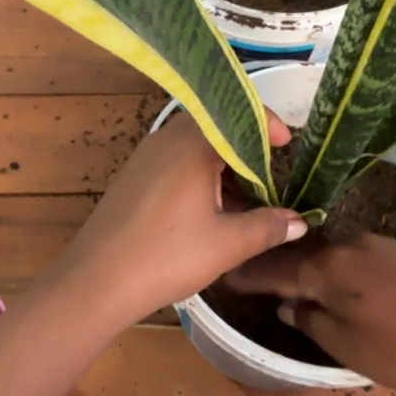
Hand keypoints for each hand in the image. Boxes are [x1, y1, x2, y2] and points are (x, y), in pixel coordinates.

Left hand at [46, 112, 305, 326]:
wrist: (97, 280)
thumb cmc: (166, 256)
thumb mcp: (227, 244)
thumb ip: (267, 227)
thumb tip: (299, 221)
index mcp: (192, 145)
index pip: (237, 114)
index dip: (268, 124)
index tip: (288, 145)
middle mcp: (166, 140)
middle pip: (214, 126)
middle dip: (246, 145)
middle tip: (271, 171)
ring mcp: (144, 157)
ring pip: (192, 145)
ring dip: (221, 162)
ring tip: (247, 194)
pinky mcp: (132, 178)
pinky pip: (173, 161)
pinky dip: (198, 173)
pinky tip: (210, 208)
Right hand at [225, 234, 395, 395]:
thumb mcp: (349, 346)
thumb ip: (311, 321)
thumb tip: (288, 304)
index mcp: (327, 267)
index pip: (273, 267)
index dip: (247, 273)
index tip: (222, 273)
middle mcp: (347, 245)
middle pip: (298, 252)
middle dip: (271, 262)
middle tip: (245, 272)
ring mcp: (376, 245)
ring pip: (325, 252)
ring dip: (302, 264)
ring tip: (281, 276)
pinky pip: (349, 256)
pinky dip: (330, 267)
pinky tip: (328, 280)